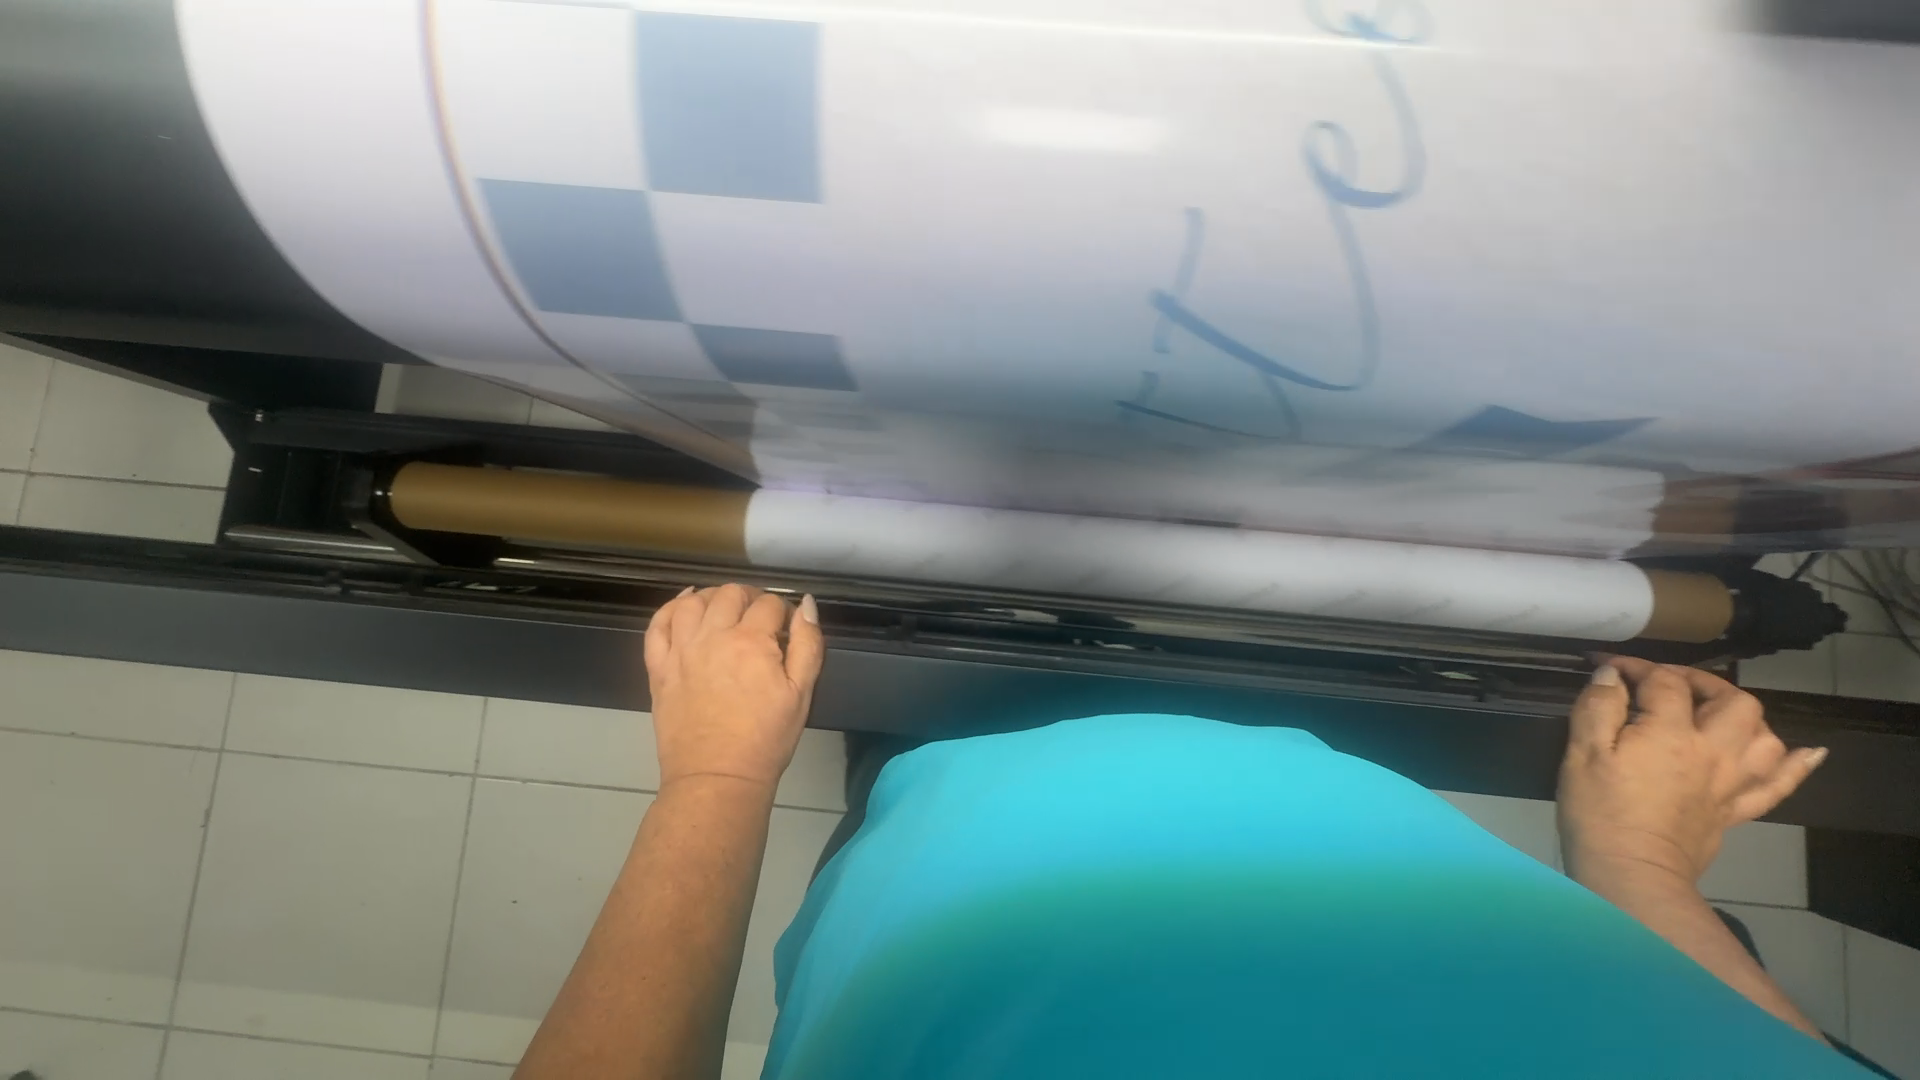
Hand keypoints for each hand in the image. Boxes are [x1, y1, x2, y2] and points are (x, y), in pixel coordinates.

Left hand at [644, 583, 824, 794]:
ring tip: (726, 607)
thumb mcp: (802, 693)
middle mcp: (713, 637)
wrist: (718, 778)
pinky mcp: (659, 668)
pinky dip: (671, 607)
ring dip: (713, 596)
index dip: (784, 611)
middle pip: (731, 594)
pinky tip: (685, 603)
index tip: (788, 627)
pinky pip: (657, 625)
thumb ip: (808, 644)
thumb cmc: (766, 739)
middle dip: (751, 597)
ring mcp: (681, 651)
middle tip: (761, 616)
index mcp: (752, 642)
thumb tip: (807, 605)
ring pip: (693, 602)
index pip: (771, 604)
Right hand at [1557, 655, 1826, 888]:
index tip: (1606, 665)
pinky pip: (1781, 783)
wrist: (1631, 868)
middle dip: (1700, 681)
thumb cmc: (1598, 806)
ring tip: (1712, 710)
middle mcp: (1715, 751)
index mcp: (1671, 733)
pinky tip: (1807, 752)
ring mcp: (1733, 782)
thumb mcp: (1581, 750)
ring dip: (1742, 715)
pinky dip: (1798, 763)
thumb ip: (1597, 706)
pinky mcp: (1738, 808)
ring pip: (1764, 735)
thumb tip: (1610, 675)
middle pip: (1732, 701)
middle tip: (1663, 680)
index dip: (1634, 666)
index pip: (1663, 682)